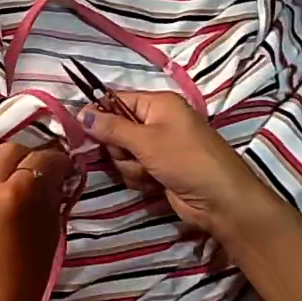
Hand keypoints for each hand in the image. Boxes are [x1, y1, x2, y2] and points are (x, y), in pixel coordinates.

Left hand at [0, 140, 72, 300]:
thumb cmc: (29, 276)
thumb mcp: (51, 230)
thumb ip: (54, 197)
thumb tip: (61, 176)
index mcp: (17, 192)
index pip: (43, 157)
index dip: (60, 161)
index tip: (68, 170)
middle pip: (14, 149)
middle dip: (33, 157)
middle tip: (47, 175)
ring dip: (14, 170)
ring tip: (27, 192)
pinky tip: (7, 207)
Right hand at [81, 92, 275, 237]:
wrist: (220, 200)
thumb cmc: (186, 160)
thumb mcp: (146, 140)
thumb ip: (111, 128)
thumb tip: (81, 113)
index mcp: (159, 104)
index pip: (116, 100)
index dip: (98, 114)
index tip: (81, 128)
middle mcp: (157, 122)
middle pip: (116, 131)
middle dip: (120, 149)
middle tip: (133, 156)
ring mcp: (158, 148)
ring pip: (122, 155)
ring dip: (131, 168)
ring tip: (150, 173)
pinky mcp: (158, 170)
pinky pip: (133, 171)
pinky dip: (140, 179)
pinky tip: (155, 185)